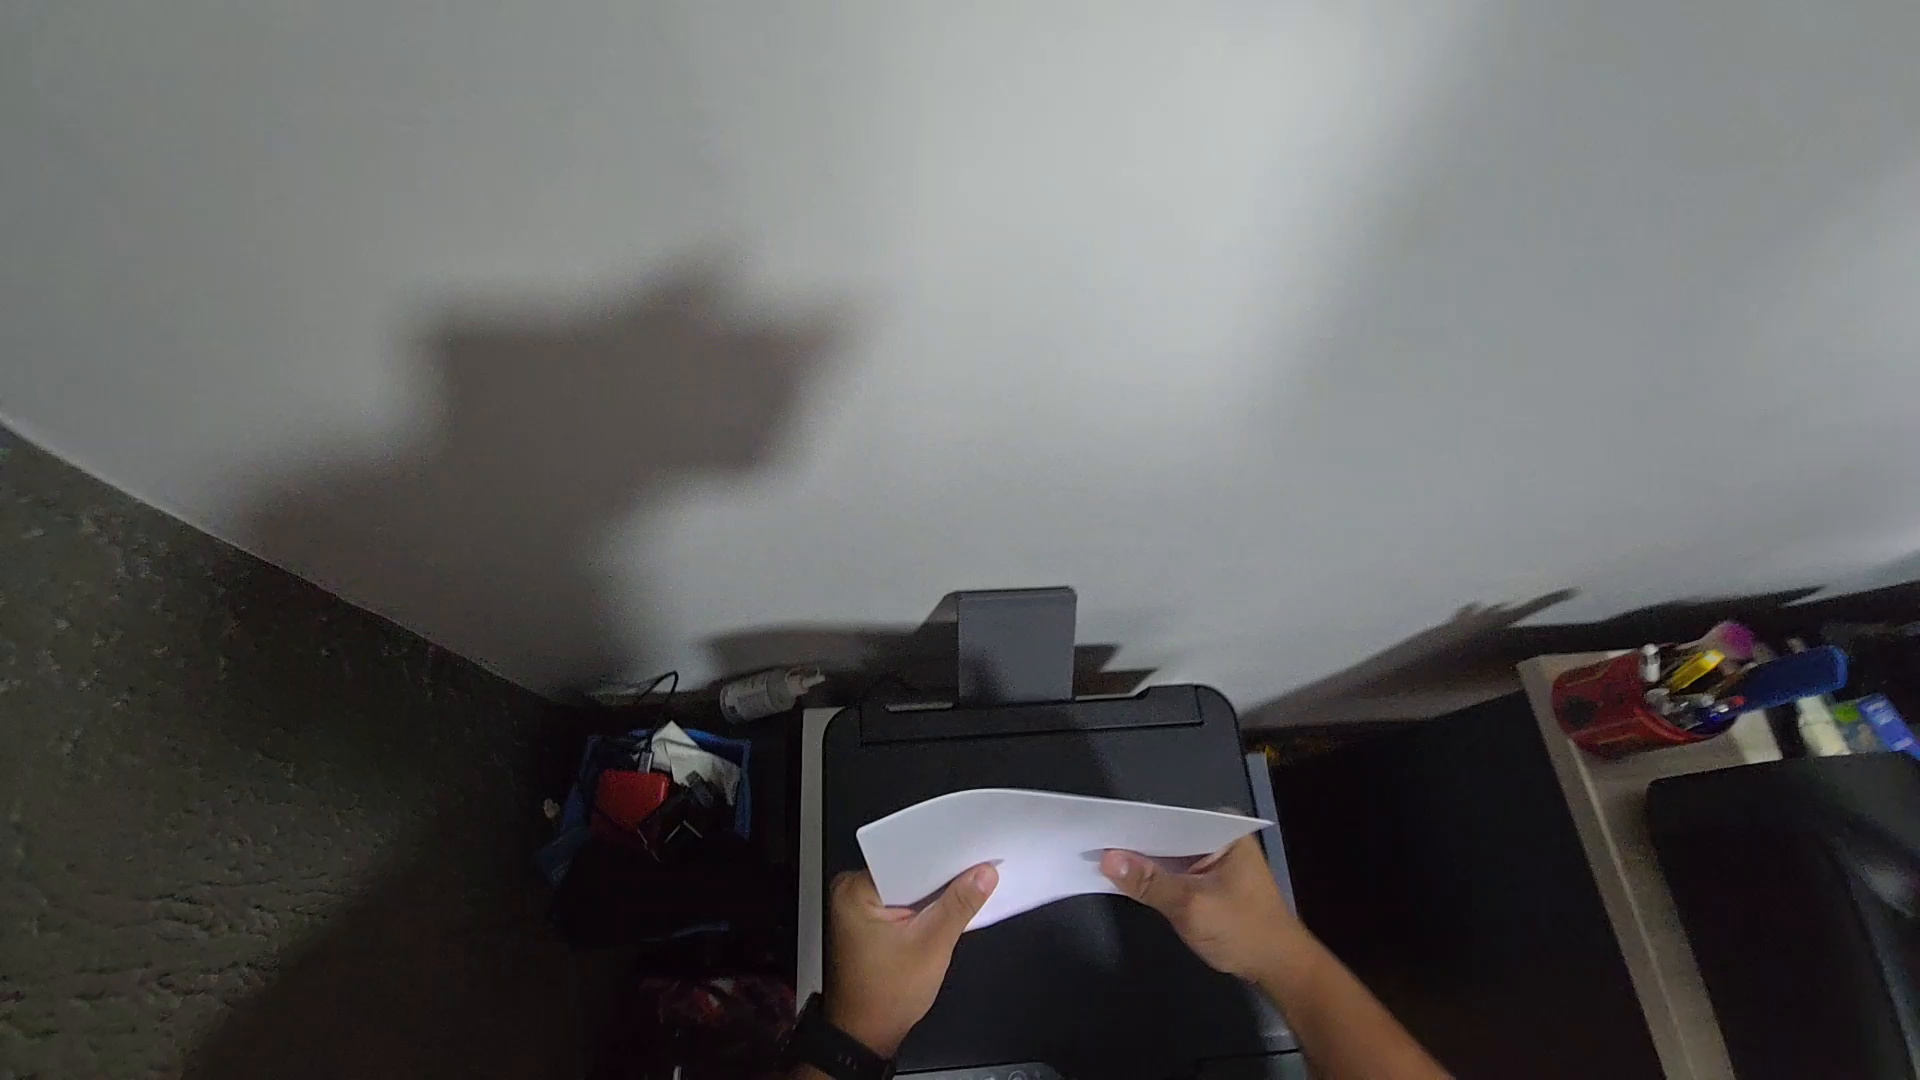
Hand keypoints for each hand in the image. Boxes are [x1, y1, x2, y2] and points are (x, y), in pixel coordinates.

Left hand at [822, 863, 997, 1056]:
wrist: (865, 1036)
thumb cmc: (882, 999)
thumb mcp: (930, 947)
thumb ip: (959, 905)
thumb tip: (982, 875)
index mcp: (855, 889)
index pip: (906, 857)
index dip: (942, 856)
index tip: (970, 858)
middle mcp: (853, 891)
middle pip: (909, 869)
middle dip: (940, 876)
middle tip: (973, 876)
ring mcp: (860, 905)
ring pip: (910, 884)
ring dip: (934, 892)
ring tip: (961, 896)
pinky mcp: (871, 917)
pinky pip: (905, 898)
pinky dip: (925, 905)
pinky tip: (943, 913)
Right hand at [1101, 835, 1301, 981]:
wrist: (1282, 971)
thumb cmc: (1243, 932)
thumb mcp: (1190, 906)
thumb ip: (1148, 882)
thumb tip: (1106, 859)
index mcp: (1222, 828)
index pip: (1169, 819)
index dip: (1135, 825)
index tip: (1101, 830)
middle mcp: (1218, 834)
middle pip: (1167, 835)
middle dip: (1137, 844)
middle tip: (1096, 845)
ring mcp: (1215, 856)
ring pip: (1169, 853)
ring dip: (1145, 861)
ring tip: (1105, 860)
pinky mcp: (1209, 878)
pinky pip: (1175, 869)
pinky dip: (1156, 876)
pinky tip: (1131, 880)